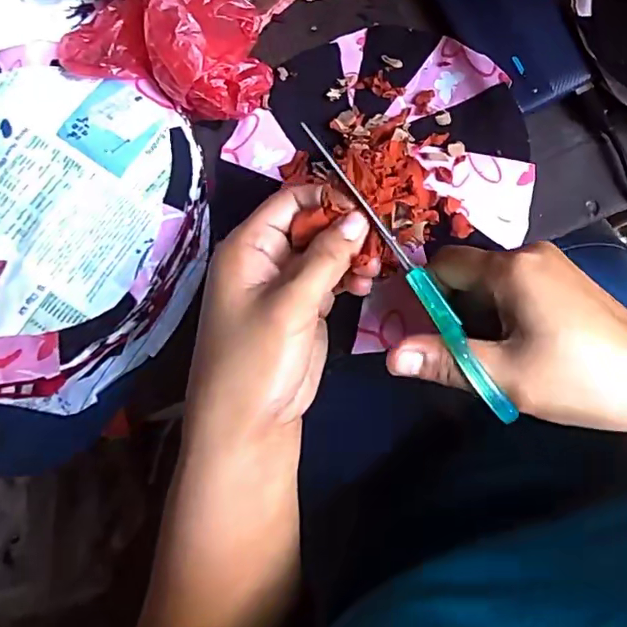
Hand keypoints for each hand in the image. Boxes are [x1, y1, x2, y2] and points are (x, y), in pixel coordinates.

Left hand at [186, 185, 380, 448]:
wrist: (249, 428)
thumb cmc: (256, 361)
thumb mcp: (291, 304)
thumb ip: (326, 257)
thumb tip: (358, 216)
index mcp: (248, 248)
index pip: (289, 201)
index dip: (327, 197)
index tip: (365, 206)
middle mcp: (266, 258)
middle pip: (312, 223)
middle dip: (346, 228)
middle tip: (378, 241)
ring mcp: (286, 283)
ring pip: (327, 249)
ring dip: (352, 254)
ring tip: (373, 269)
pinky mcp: (305, 305)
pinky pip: (332, 276)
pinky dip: (350, 276)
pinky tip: (365, 285)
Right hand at [383, 243, 626, 432]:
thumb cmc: (578, 377)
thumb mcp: (506, 375)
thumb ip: (447, 360)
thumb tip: (393, 355)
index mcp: (512, 267)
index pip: (446, 263)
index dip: (422, 294)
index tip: (412, 329)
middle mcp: (531, 253)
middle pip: (470, 272)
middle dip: (453, 311)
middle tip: (453, 357)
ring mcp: (554, 264)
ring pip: (495, 282)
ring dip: (481, 316)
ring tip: (491, 360)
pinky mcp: (568, 279)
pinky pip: (520, 287)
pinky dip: (506, 313)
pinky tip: (519, 349)